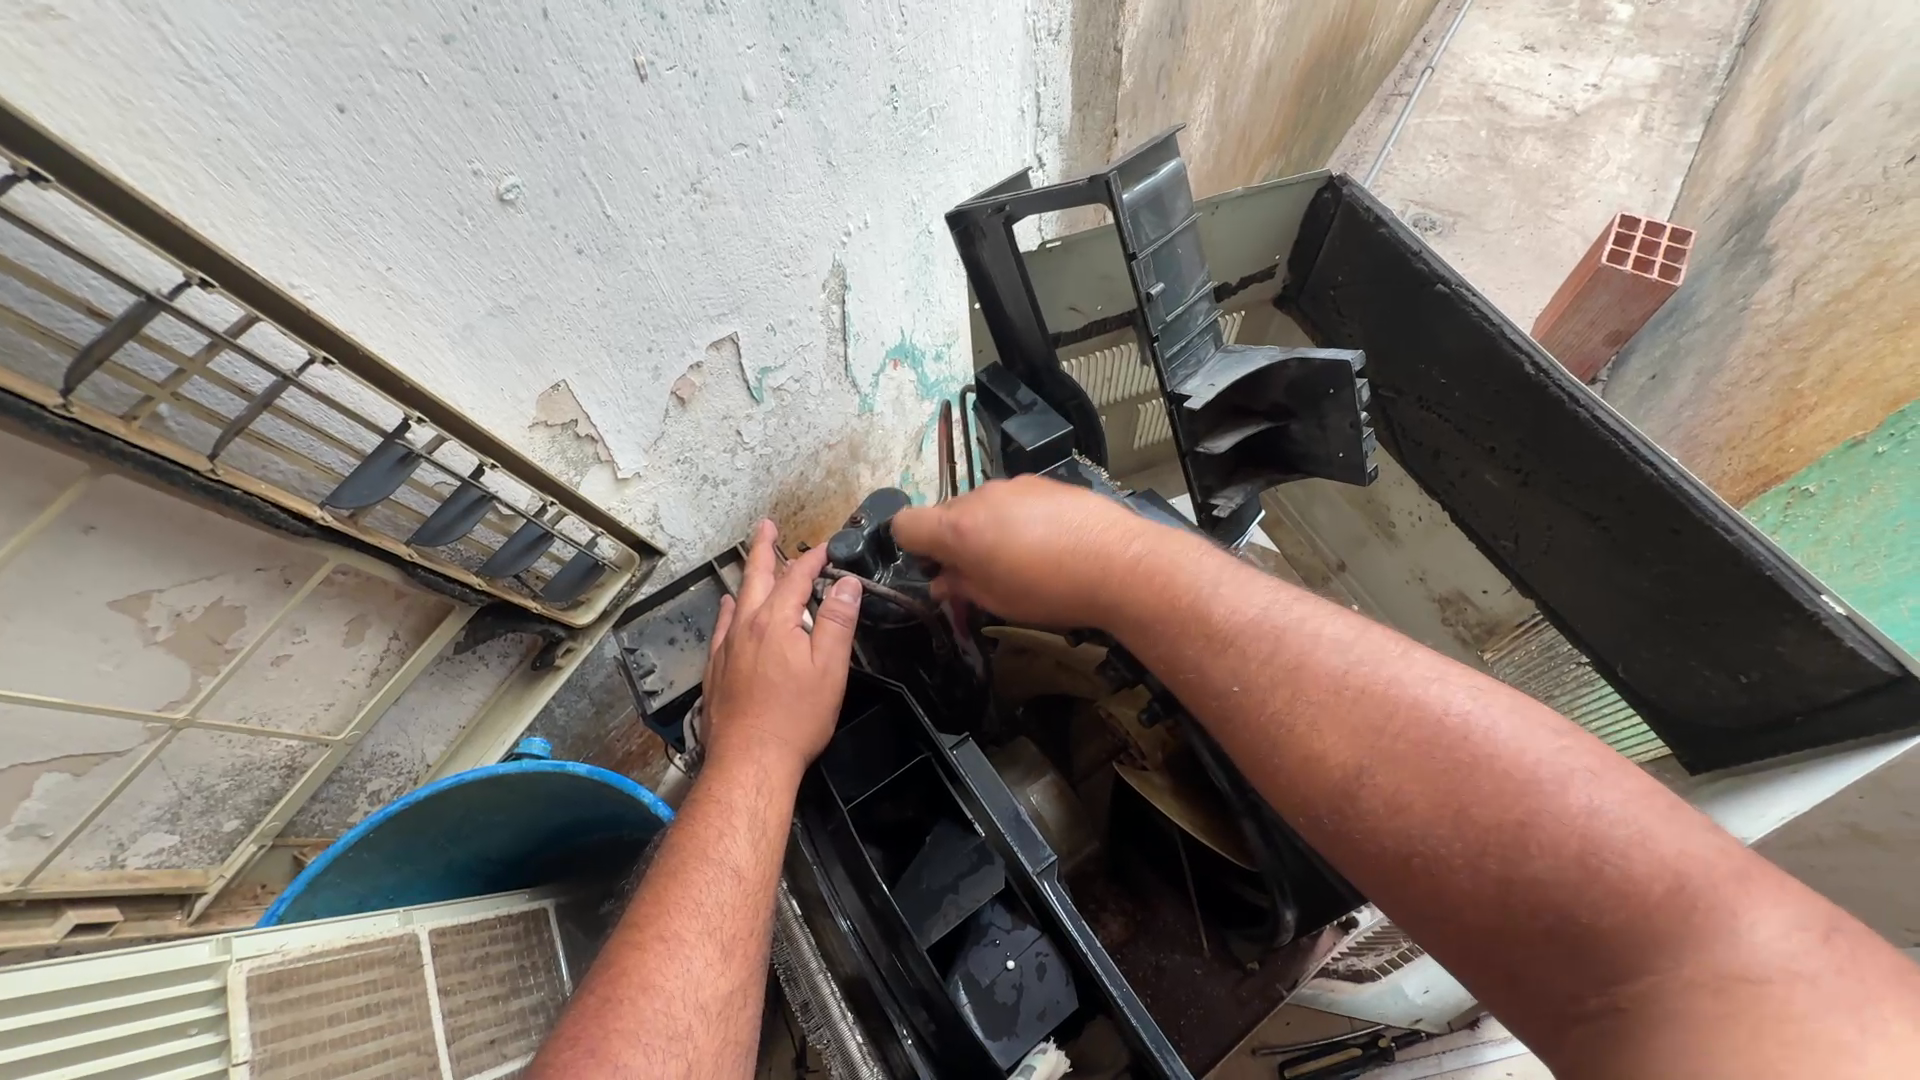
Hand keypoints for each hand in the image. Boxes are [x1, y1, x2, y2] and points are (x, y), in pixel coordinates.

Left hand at [700, 520, 861, 778]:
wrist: (750, 760)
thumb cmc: (797, 716)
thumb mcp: (830, 668)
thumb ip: (838, 621)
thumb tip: (846, 582)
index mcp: (776, 621)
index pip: (796, 578)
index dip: (813, 559)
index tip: (829, 546)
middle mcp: (746, 626)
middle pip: (756, 577)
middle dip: (765, 548)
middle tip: (766, 525)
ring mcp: (726, 648)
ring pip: (736, 599)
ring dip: (747, 575)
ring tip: (753, 559)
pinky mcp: (716, 670)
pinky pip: (721, 626)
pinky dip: (728, 609)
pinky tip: (728, 607)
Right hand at [890, 474, 1167, 628]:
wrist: (1120, 564)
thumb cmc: (1050, 591)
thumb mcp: (996, 601)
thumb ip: (960, 587)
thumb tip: (942, 582)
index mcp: (958, 529)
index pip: (905, 523)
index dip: (911, 546)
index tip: (934, 567)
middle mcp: (980, 498)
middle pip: (945, 514)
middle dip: (953, 541)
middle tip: (978, 573)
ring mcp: (1014, 485)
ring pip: (982, 506)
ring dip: (987, 529)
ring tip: (1021, 560)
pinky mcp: (1044, 483)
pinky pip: (1013, 500)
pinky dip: (1017, 519)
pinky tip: (1048, 544)